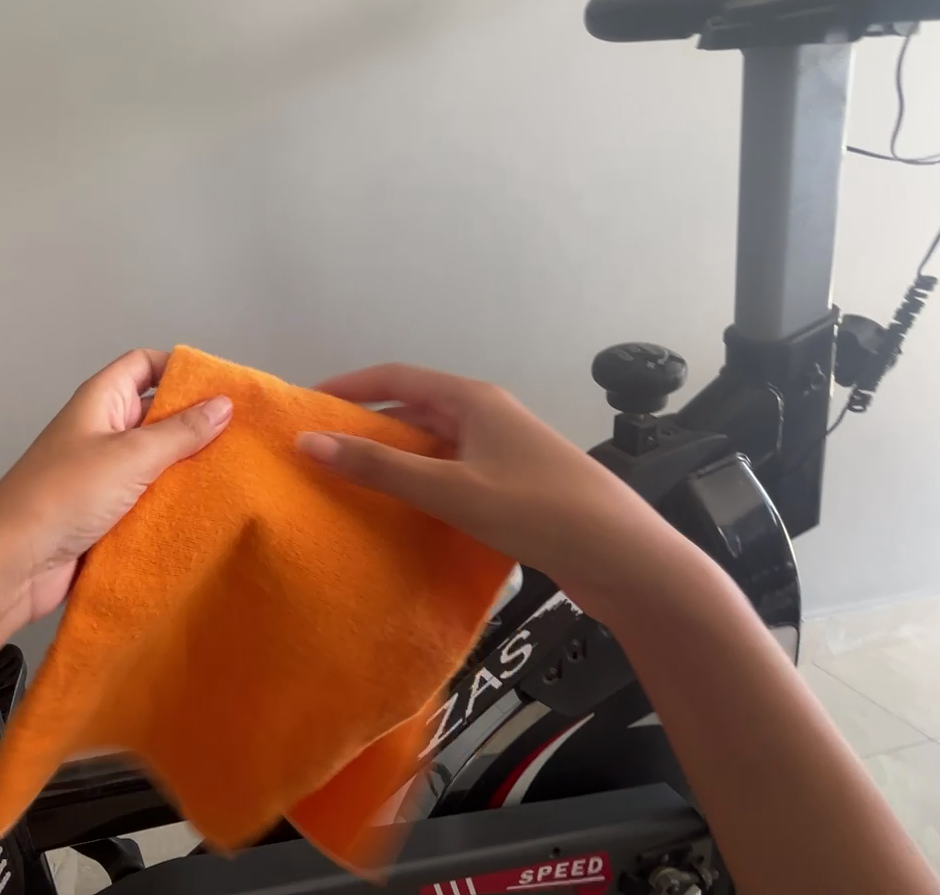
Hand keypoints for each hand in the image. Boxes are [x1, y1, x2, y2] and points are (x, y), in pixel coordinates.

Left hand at [0, 349, 232, 620]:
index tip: (221, 386)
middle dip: (194, 422)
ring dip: (187, 466)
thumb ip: (180, 431)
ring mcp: (104, 472)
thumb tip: (221, 405)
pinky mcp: (107, 510)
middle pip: (156, 412)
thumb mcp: (130, 455)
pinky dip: (172, 500)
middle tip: (240, 434)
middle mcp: (103, 430)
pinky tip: (204, 508)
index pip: (144, 364)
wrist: (14, 564)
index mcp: (101, 401)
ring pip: (156, 458)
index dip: (180, 368)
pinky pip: (148, 495)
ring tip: (232, 472)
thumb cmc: (59, 497)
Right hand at [296, 364, 678, 615]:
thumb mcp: (451, 490)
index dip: (349, 385)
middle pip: (413, 408)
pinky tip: (403, 504)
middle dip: (366, 422)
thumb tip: (308, 443)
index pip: (396, 377)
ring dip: (392, 453)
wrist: (631, 563)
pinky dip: (419, 478)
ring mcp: (502, 448)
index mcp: (473, 400)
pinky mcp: (512, 481)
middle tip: (322, 445)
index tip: (308, 403)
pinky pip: (450, 468)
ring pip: (432, 441)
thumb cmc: (540, 512)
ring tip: (351, 475)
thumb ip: (379, 468)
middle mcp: (487, 414)